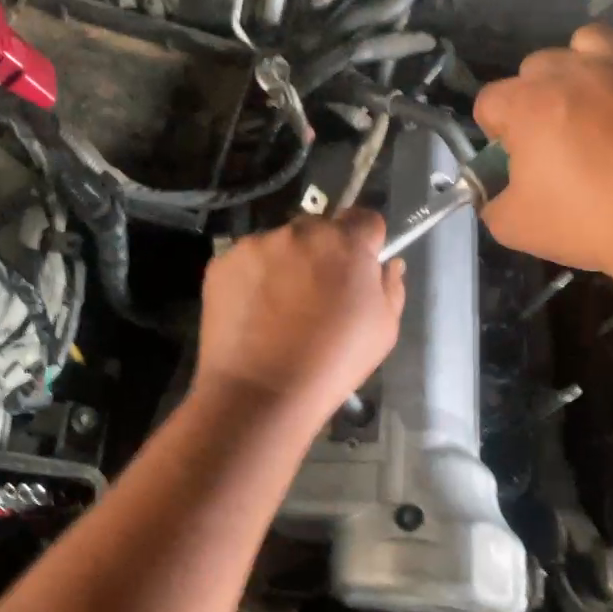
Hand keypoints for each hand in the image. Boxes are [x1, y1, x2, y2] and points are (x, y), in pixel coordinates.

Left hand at [194, 210, 404, 420]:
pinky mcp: (222, 263)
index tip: (357, 269)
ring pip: (279, 245)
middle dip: (322, 253)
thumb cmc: (332, 364)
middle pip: (318, 230)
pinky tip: (252, 314)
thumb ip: (390, 286)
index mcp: (345, 243)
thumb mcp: (383, 331)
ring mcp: (256, 245)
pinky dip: (252, 280)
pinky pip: (246, 262)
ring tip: (279, 310)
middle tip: (316, 294)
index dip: (364, 243)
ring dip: (284, 264)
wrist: (259, 392)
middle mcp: (299, 233)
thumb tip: (386, 264)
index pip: (364, 218)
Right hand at [475, 23, 612, 279]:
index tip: (510, 157)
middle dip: (535, 95)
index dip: (494, 130)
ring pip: (591, 39)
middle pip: (536, 65)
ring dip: (583, 64)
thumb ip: (493, 204)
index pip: (489, 101)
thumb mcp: (515, 227)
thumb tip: (496, 196)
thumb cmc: (590, 221)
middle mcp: (574, 71)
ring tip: (594, 99)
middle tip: (553, 136)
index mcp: (528, 106)